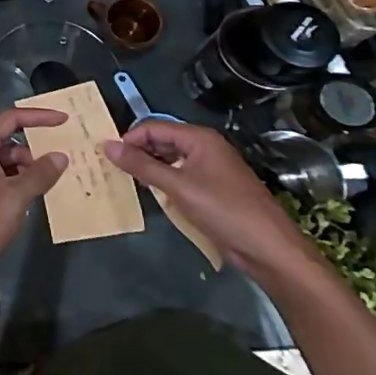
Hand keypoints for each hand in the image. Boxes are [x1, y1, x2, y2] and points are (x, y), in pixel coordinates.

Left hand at [0, 108, 69, 284]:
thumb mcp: (18, 195)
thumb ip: (41, 173)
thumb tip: (61, 156)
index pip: (12, 118)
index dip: (39, 116)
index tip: (63, 120)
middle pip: (9, 137)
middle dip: (35, 145)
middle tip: (61, 153)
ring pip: (7, 157)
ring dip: (28, 164)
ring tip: (52, 177)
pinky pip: (2, 172)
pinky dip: (19, 177)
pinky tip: (35, 190)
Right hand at [102, 121, 315, 280]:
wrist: (267, 247)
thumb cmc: (223, 210)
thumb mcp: (178, 187)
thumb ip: (142, 166)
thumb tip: (108, 146)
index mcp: (199, 138)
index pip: (155, 127)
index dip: (131, 138)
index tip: (108, 155)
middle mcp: (205, 147)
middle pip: (163, 141)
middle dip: (139, 152)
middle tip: (112, 168)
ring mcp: (211, 169)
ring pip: (171, 160)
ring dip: (150, 168)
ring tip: (125, 181)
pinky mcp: (213, 189)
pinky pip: (181, 177)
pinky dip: (164, 182)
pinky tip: (151, 194)